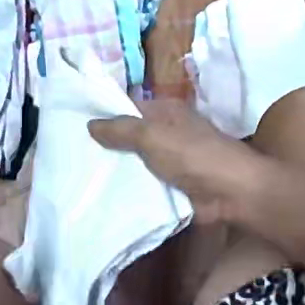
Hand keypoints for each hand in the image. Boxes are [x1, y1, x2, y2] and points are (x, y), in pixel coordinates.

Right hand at [87, 100, 271, 222]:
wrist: (232, 192)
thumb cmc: (193, 155)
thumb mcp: (152, 135)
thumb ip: (121, 129)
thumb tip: (90, 124)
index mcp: (167, 112)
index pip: (129, 108)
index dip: (105, 115)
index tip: (74, 126)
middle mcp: (170, 133)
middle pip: (132, 137)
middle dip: (107, 146)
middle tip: (72, 155)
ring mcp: (174, 161)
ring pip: (138, 163)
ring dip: (118, 171)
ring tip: (82, 177)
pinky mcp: (177, 187)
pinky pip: (148, 186)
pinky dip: (133, 190)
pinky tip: (107, 196)